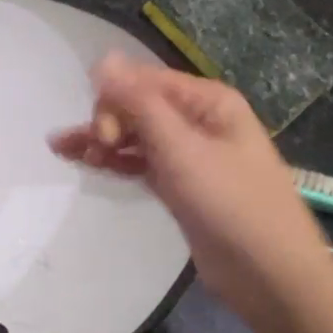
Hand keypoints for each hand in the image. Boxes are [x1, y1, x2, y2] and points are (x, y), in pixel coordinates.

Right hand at [50, 54, 331, 298]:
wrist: (269, 274)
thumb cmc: (230, 203)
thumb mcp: (181, 149)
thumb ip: (139, 103)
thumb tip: (103, 58)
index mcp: (208, 101)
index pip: (145, 81)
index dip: (115, 98)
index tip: (101, 133)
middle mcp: (199, 121)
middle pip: (138, 105)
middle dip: (106, 119)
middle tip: (93, 150)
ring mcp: (190, 155)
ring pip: (135, 136)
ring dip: (102, 140)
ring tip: (62, 150)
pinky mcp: (181, 185)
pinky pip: (140, 162)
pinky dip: (115, 161)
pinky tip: (87, 162)